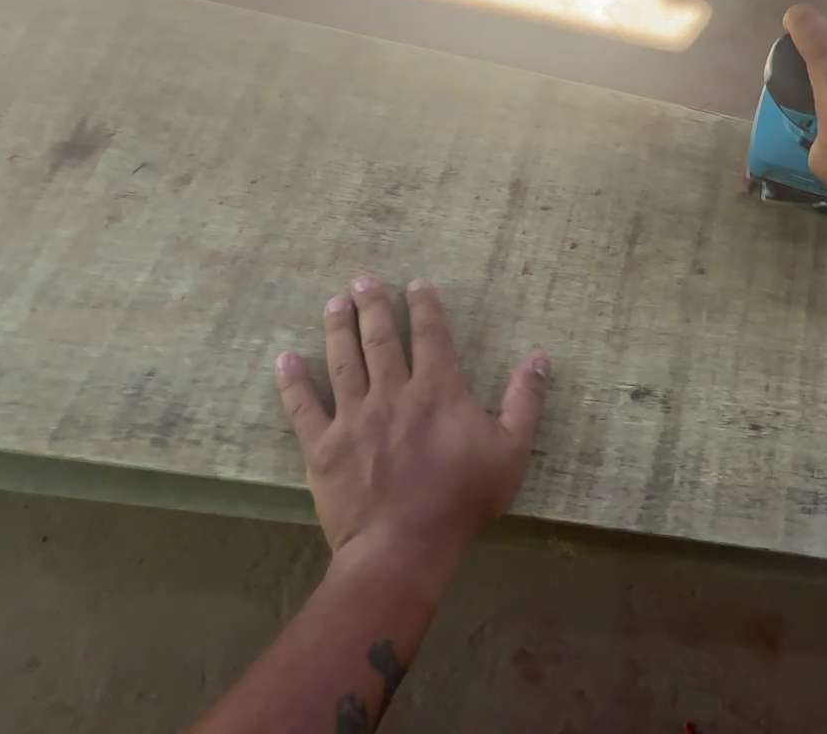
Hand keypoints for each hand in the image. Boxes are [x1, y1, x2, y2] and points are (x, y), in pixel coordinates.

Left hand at [274, 276, 547, 587]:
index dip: (424, 307)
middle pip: (380, 340)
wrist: (405, 546)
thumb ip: (525, 399)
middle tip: (362, 281)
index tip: (416, 284)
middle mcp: (394, 393)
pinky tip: (286, 359)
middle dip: (372, 307)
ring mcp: (354, 419)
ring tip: (333, 303)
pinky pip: (303, 407)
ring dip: (338, 329)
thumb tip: (540, 357)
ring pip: (343, 363)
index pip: (432, 336)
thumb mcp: (512, 448)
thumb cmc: (464, 496)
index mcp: (439, 391)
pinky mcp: (323, 447)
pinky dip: (293, 381)